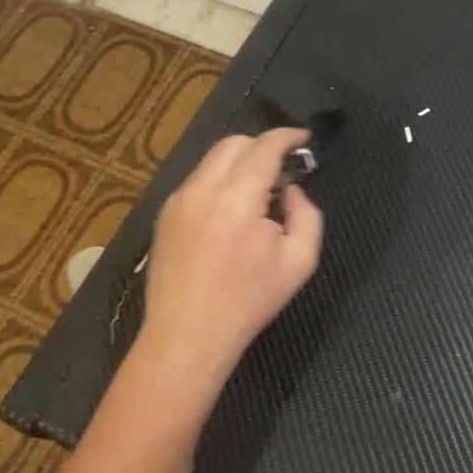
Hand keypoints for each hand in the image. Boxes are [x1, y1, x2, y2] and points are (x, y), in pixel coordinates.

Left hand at [137, 128, 323, 388]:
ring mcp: (178, 200)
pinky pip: (198, 181)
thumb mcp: (299, 262)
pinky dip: (221, 182)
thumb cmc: (248, 302)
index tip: (304, 139)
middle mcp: (202, 190)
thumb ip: (306, 214)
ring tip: (259, 197)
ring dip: (241, 164)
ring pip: (213, 160)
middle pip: (234, 142)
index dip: (287, 136)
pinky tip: (232, 216)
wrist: (187, 336)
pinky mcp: (166, 214)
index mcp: (237, 201)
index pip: (263, 147)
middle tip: (283, 172)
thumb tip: (292, 190)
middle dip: (262, 147)